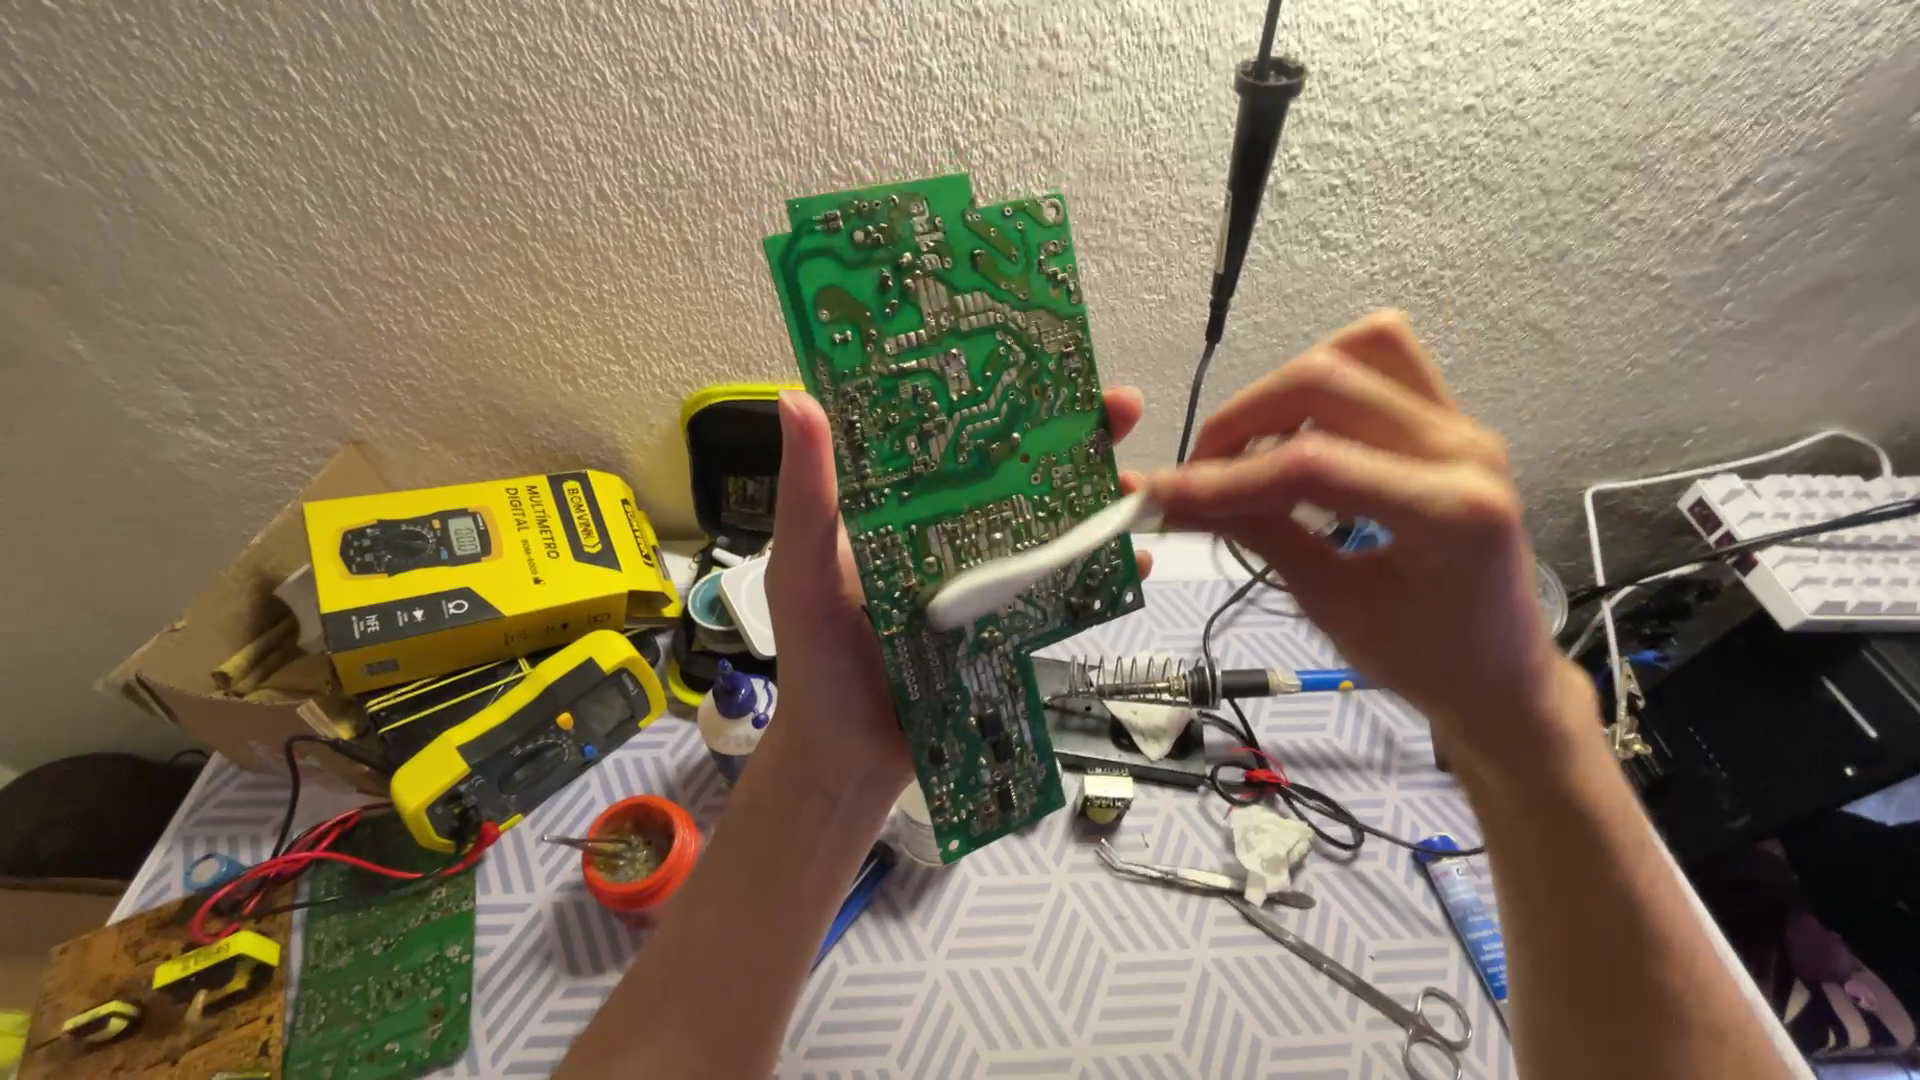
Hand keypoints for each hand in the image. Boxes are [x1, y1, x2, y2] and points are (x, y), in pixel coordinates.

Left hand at [765, 387, 1152, 789]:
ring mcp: (981, 582)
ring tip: (1137, 486)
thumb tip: (798, 396)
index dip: (995, 399)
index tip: (1041, 367)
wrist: (849, 759)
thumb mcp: (803, 574)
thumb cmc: (817, 664)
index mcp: (897, 512)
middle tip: (1122, 411)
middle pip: (1014, 475)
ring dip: (1093, 503)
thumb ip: (807, 498)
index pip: (952, 440)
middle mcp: (945, 536)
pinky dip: (1095, 574)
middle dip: (1069, 440)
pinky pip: (1057, 591)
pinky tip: (1135, 564)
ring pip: (1045, 528)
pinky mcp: (1006, 627)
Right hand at [1149, 312, 1594, 779]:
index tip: (1163, 494)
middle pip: (1326, 381)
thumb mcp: (1331, 606)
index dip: (1224, 475)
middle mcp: (1464, 446)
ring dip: (1283, 389)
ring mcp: (1463, 423)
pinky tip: (1295, 429)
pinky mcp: (1450, 419)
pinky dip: (1322, 380)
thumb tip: (1178, 500)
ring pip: (1358, 349)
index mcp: (1451, 512)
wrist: (1501, 671)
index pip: (1311, 464)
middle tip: (1199, 472)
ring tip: (1247, 446)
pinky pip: (1383, 360)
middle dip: (1241, 420)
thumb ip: (1259, 537)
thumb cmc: (1423, 659)